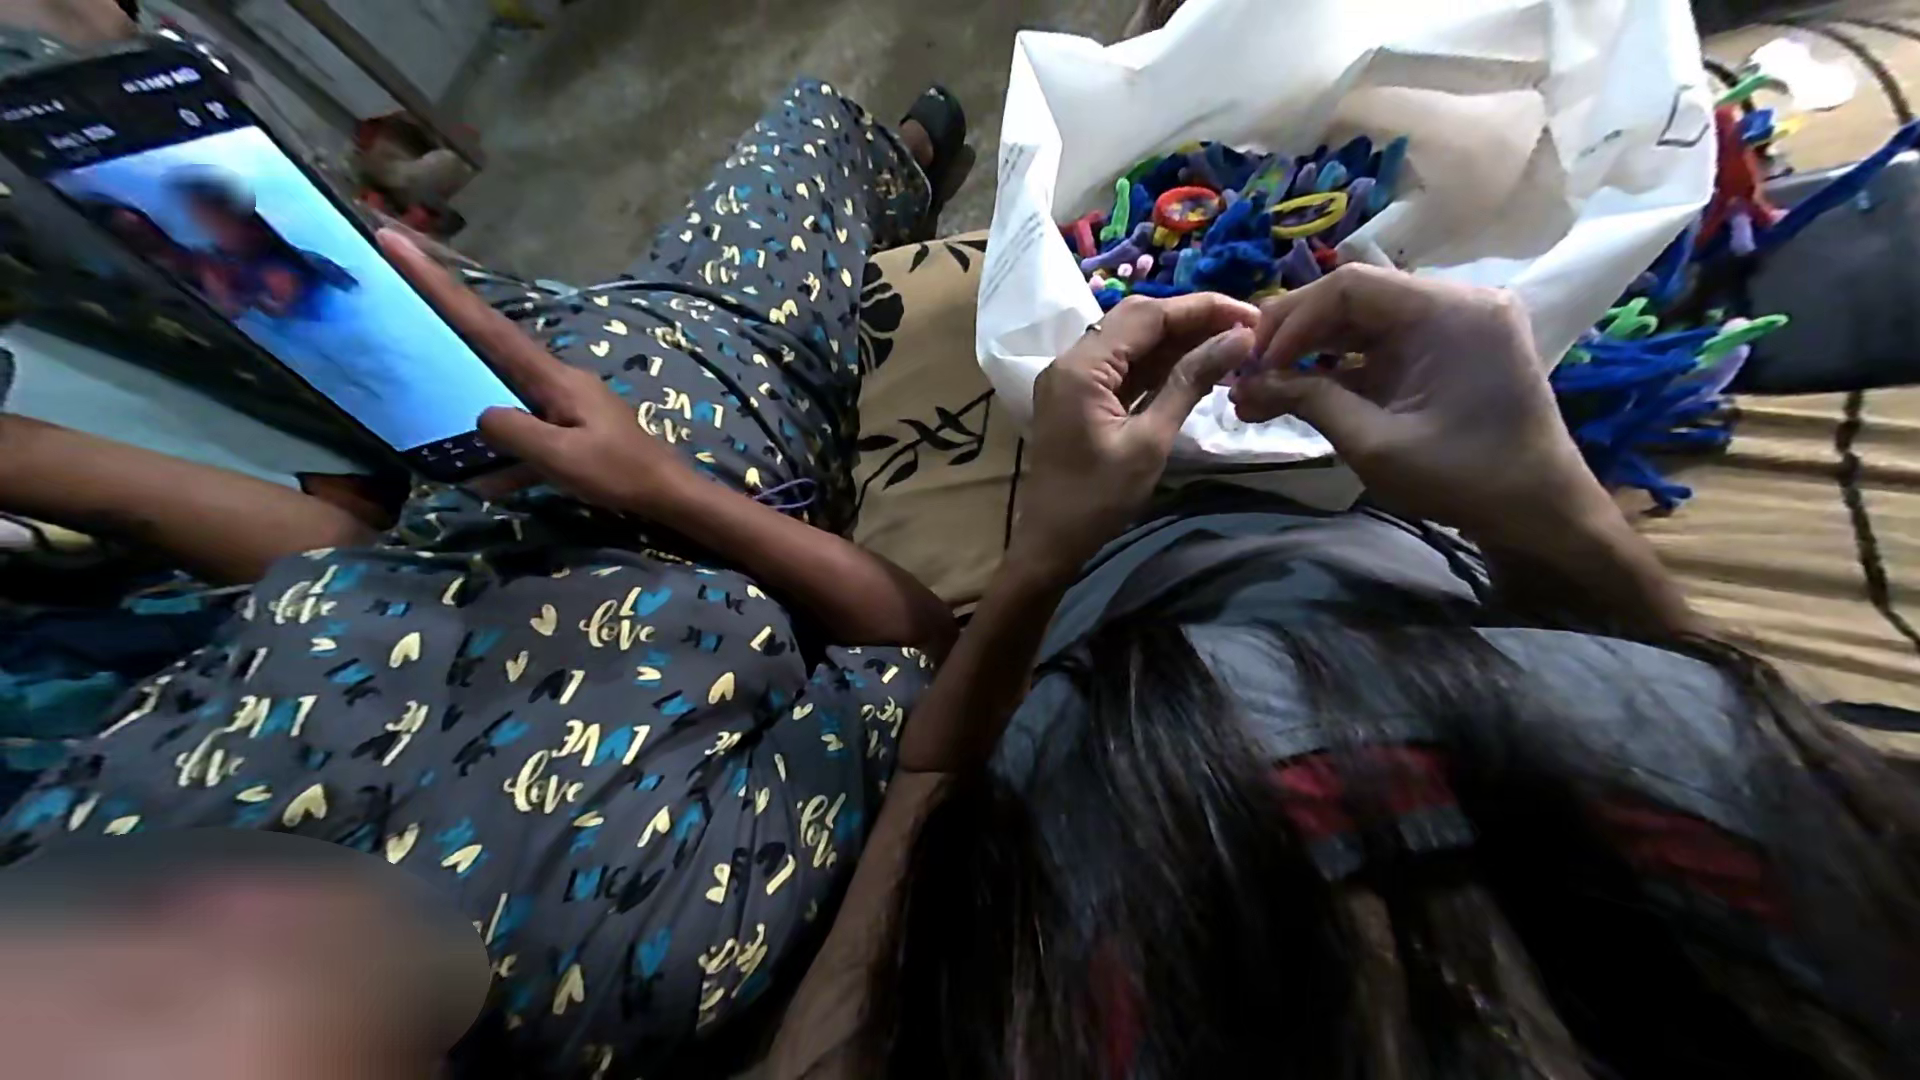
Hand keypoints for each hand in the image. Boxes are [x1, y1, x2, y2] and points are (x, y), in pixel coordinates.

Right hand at [381, 229, 700, 515]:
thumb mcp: (561, 456)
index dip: (441, 286)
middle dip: (447, 326)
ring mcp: (570, 405)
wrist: (669, 493)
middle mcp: (560, 382)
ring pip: (508, 397)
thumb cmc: (621, 472)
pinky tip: (491, 484)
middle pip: (493, 350)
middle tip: (396, 297)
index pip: (489, 326)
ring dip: (476, 409)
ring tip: (437, 419)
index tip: (396, 241)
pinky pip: (532, 433)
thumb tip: (482, 415)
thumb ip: (514, 431)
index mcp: (556, 378)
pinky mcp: (576, 430)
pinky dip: (511, 454)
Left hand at [1012, 294, 1257, 576]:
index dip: (1201, 308)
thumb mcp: (1149, 441)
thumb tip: (1238, 338)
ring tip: (1229, 348)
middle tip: (1244, 331)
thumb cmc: (1097, 500)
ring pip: (1129, 345)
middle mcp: (1069, 363)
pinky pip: (1120, 371)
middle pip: (1136, 323)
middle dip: (1191, 322)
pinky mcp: (1076, 400)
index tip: (1250, 315)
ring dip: (1176, 343)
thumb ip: (1189, 383)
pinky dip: (1155, 368)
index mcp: (1081, 368)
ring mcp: (1070, 381)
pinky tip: (1194, 369)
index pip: (1146, 316)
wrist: (1050, 542)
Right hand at [1230, 265, 1607, 550]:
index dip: (1292, 321)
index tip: (1256, 367)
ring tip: (1256, 392)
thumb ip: (1309, 401)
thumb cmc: (1461, 477)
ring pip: (1354, 324)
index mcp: (1448, 313)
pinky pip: (1370, 349)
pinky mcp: (1435, 355)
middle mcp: (1450, 305)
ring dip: (1302, 355)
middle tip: (1246, 375)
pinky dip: (1328, 370)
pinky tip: (1290, 394)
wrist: (1533, 510)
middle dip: (1290, 336)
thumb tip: (1244, 386)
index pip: (1349, 287)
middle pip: (1349, 298)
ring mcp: (1445, 329)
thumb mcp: (1373, 442)